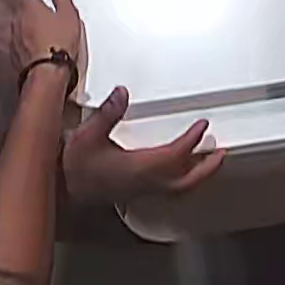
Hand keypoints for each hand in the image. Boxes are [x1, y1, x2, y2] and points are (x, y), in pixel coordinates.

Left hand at [15, 0, 82, 83]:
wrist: (47, 74)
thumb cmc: (59, 45)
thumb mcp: (69, 14)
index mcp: (29, 6)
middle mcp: (17, 20)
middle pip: (22, 7)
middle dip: (33, 8)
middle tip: (48, 11)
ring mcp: (14, 38)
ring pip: (20, 25)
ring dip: (30, 26)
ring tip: (47, 32)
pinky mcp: (14, 54)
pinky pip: (21, 42)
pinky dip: (28, 42)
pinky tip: (41, 47)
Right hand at [63, 87, 225, 203]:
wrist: (62, 189)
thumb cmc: (75, 166)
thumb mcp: (88, 135)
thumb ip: (107, 113)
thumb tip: (122, 93)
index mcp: (138, 169)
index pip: (174, 155)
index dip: (191, 141)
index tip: (202, 126)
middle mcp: (145, 182)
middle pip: (186, 180)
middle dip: (207, 167)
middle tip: (222, 152)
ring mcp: (142, 189)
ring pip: (179, 187)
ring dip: (198, 175)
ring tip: (210, 160)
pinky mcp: (138, 191)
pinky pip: (170, 188)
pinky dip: (184, 179)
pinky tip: (183, 170)